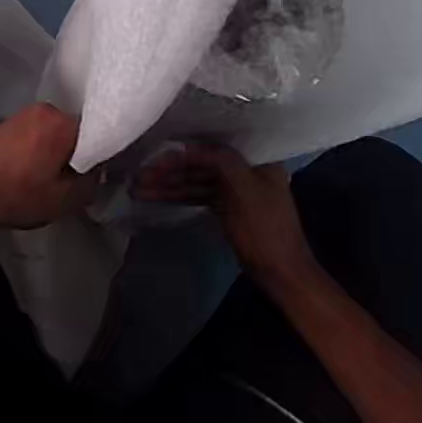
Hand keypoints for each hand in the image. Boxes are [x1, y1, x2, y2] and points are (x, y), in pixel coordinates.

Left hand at [0, 103, 95, 230]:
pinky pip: (35, 131)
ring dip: (55, 148)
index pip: (95, 132)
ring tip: (49, 174)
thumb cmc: (20, 195)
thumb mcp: (65, 199)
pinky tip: (31, 167)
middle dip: (76, 150)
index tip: (96, 173)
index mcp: (62, 122)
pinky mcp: (8, 123)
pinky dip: (38, 146)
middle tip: (72, 177)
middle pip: (73, 129)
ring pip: (53, 130)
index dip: (98, 154)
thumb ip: (92, 182)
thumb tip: (99, 170)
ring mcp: (23, 113)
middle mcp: (45, 109)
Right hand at [134, 142, 315, 285]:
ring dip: (169, 184)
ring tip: (138, 189)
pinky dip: (179, 196)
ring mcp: (235, 189)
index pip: (214, 147)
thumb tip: (192, 147)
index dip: (185, 151)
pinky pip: (199, 195)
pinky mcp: (227, 207)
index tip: (158, 158)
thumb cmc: (267, 232)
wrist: (283, 276)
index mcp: (257, 159)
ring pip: (197, 180)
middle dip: (171, 169)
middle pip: (202, 163)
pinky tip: (157, 196)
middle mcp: (246, 169)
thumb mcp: (246, 191)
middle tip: (141, 176)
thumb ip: (223, 162)